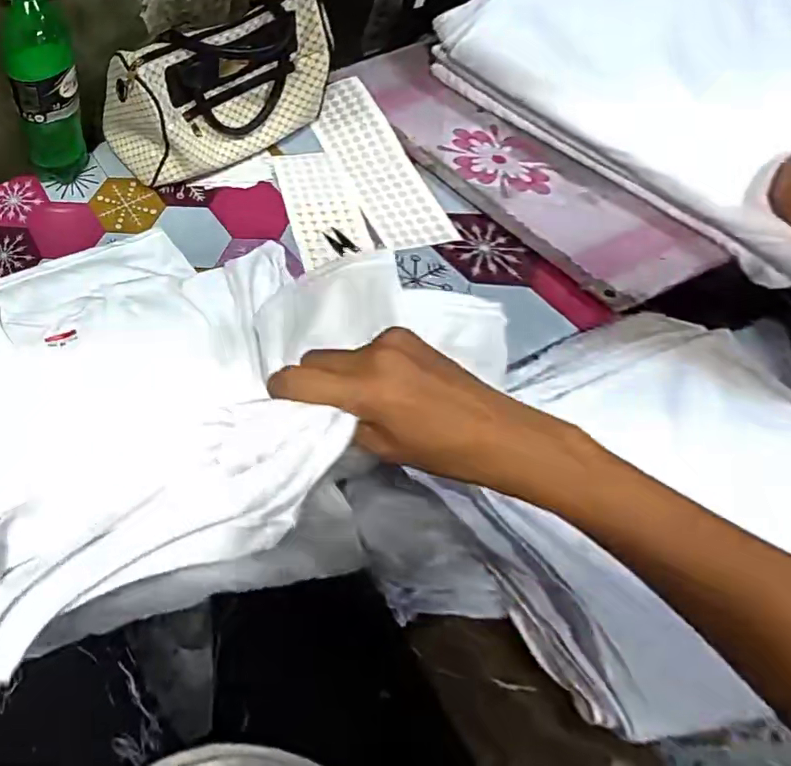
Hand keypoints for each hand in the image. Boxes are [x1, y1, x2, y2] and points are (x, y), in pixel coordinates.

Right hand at [266, 326, 599, 499]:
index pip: (296, 378)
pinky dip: (363, 364)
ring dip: (337, 372)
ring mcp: (390, 340)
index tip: (281, 404)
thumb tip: (317, 409)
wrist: (510, 436)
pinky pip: (364, 347)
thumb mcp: (382, 447)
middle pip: (313, 360)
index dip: (280, 391)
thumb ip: (341, 421)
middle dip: (310, 381)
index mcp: (366, 388)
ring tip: (364, 396)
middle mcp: (372, 354)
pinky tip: (390, 383)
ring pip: (337, 353)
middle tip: (325, 406)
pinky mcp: (405, 336)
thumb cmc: (446, 454)